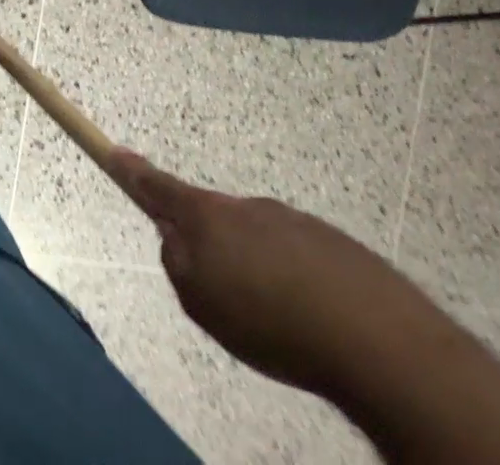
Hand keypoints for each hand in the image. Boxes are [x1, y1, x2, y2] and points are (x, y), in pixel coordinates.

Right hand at [109, 151, 499, 464]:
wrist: (387, 349)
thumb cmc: (272, 323)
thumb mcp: (198, 300)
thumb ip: (176, 260)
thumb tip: (179, 237)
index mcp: (209, 217)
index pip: (158, 186)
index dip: (131, 171)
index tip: (113, 151)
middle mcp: (252, 207)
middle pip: (215, 218)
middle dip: (212, 245)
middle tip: (226, 295)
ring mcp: (302, 223)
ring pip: (261, 239)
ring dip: (260, 267)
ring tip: (280, 318)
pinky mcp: (345, 248)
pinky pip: (303, 258)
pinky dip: (299, 281)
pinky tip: (315, 320)